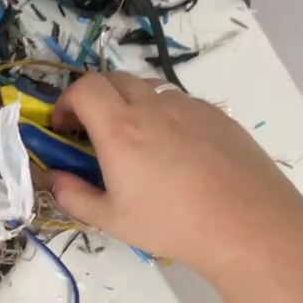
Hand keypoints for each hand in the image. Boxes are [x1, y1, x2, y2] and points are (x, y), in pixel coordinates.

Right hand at [47, 73, 302, 277]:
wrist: (247, 223)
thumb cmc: (170, 223)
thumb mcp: (109, 219)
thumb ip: (72, 195)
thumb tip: (54, 178)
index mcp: (120, 130)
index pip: (85, 88)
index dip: (66, 102)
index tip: (64, 128)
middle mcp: (154, 108)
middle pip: (114, 78)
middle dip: (92, 98)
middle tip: (89, 131)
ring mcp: (190, 108)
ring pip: (148, 87)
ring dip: (127, 103)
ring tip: (129, 140)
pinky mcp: (217, 116)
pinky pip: (178, 102)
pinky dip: (160, 114)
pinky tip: (168, 150)